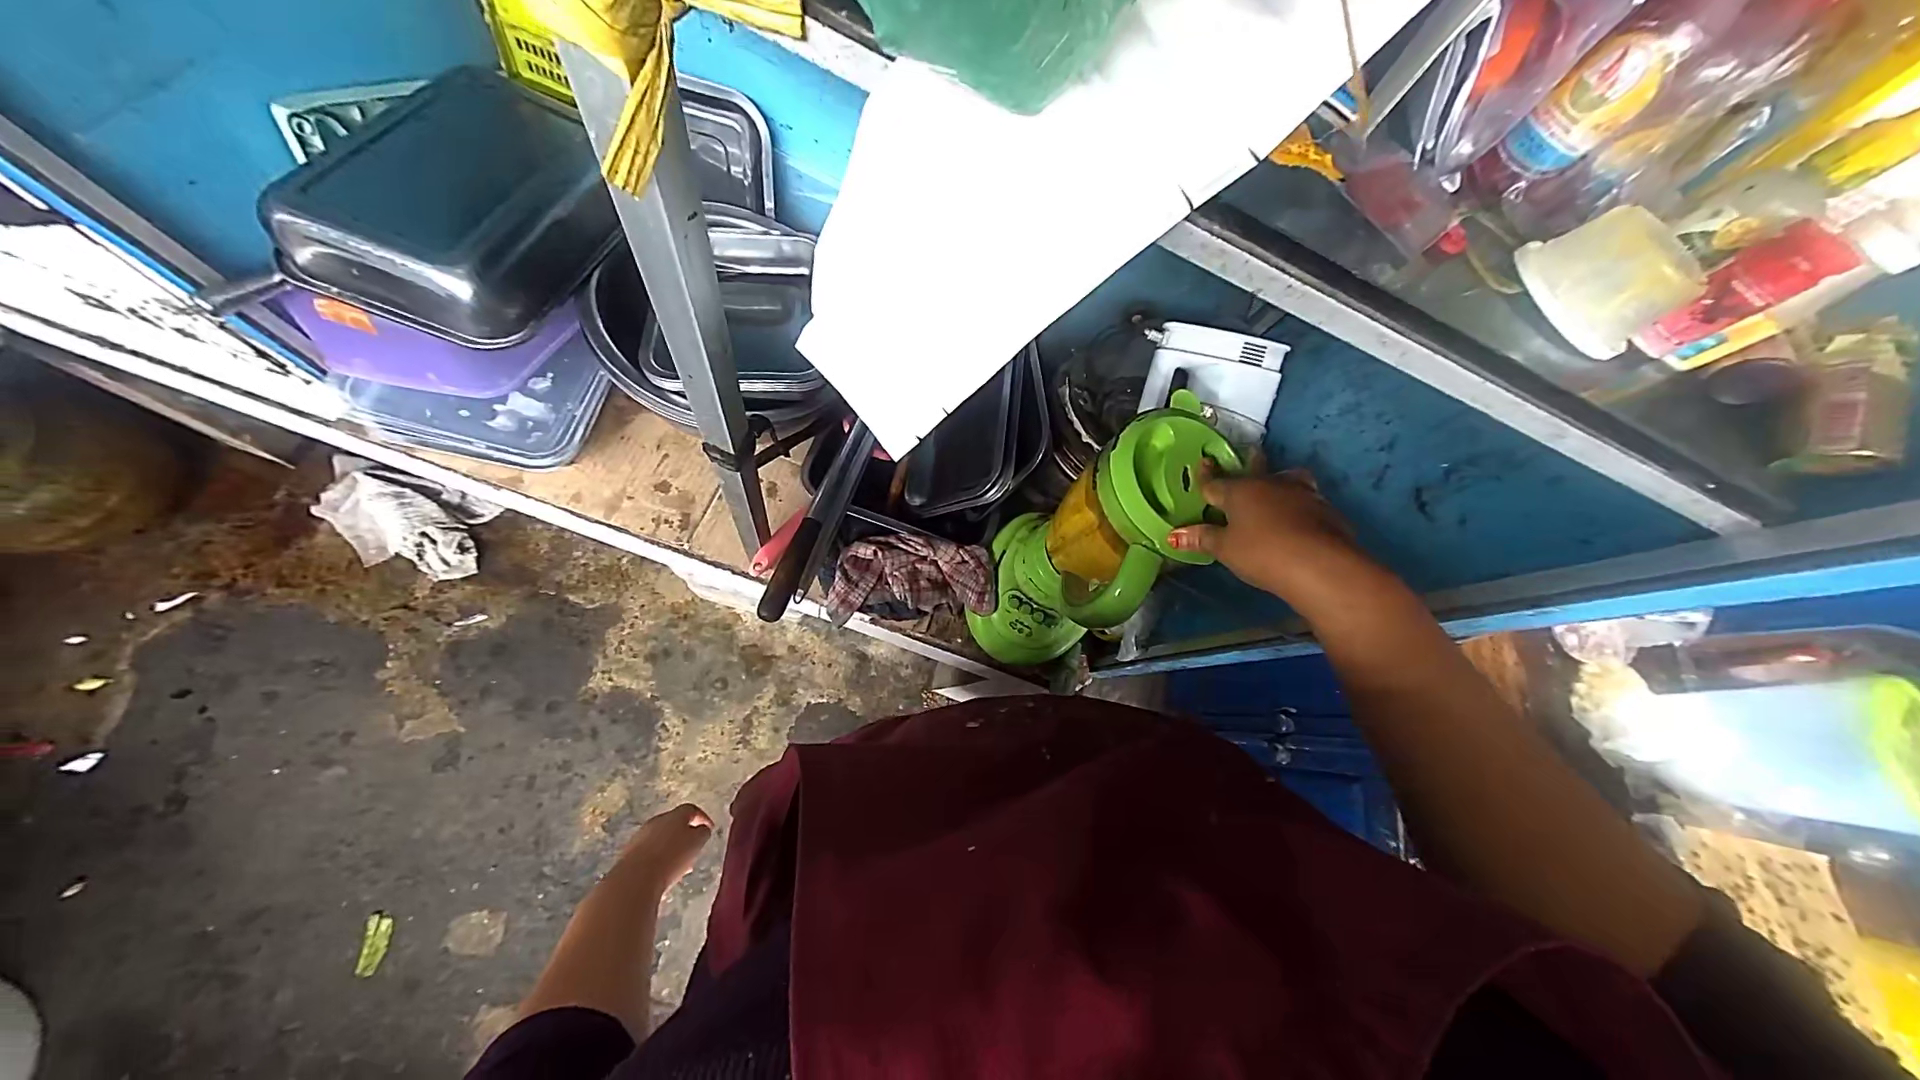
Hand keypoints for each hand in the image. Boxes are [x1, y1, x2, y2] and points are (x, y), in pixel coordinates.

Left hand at [617, 803, 713, 891]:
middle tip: (694, 847)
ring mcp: (640, 837)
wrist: (635, 879)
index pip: (691, 810)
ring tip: (680, 863)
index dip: (702, 818)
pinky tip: (663, 872)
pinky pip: (649, 851)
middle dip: (685, 834)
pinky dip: (659, 857)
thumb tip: (702, 830)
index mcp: (675, 815)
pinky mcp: (629, 853)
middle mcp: (656, 821)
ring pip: (661, 838)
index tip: (710, 828)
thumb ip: (702, 833)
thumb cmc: (671, 858)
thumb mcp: (697, 843)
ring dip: (671, 847)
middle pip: (674, 823)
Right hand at [1168, 468, 1371, 604]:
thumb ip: (1202, 538)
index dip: (1206, 475)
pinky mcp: (1326, 511)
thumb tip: (1175, 534)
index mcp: (1240, 491)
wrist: (1320, 565)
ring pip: (1288, 480)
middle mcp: (1270, 485)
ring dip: (1280, 482)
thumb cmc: (1261, 552)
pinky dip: (1298, 506)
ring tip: (1278, 487)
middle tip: (1250, 454)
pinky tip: (1298, 519)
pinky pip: (1307, 501)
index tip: (1202, 462)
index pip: (1216, 482)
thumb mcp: (1225, 548)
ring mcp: (1302, 495)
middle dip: (1251, 463)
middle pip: (1257, 470)